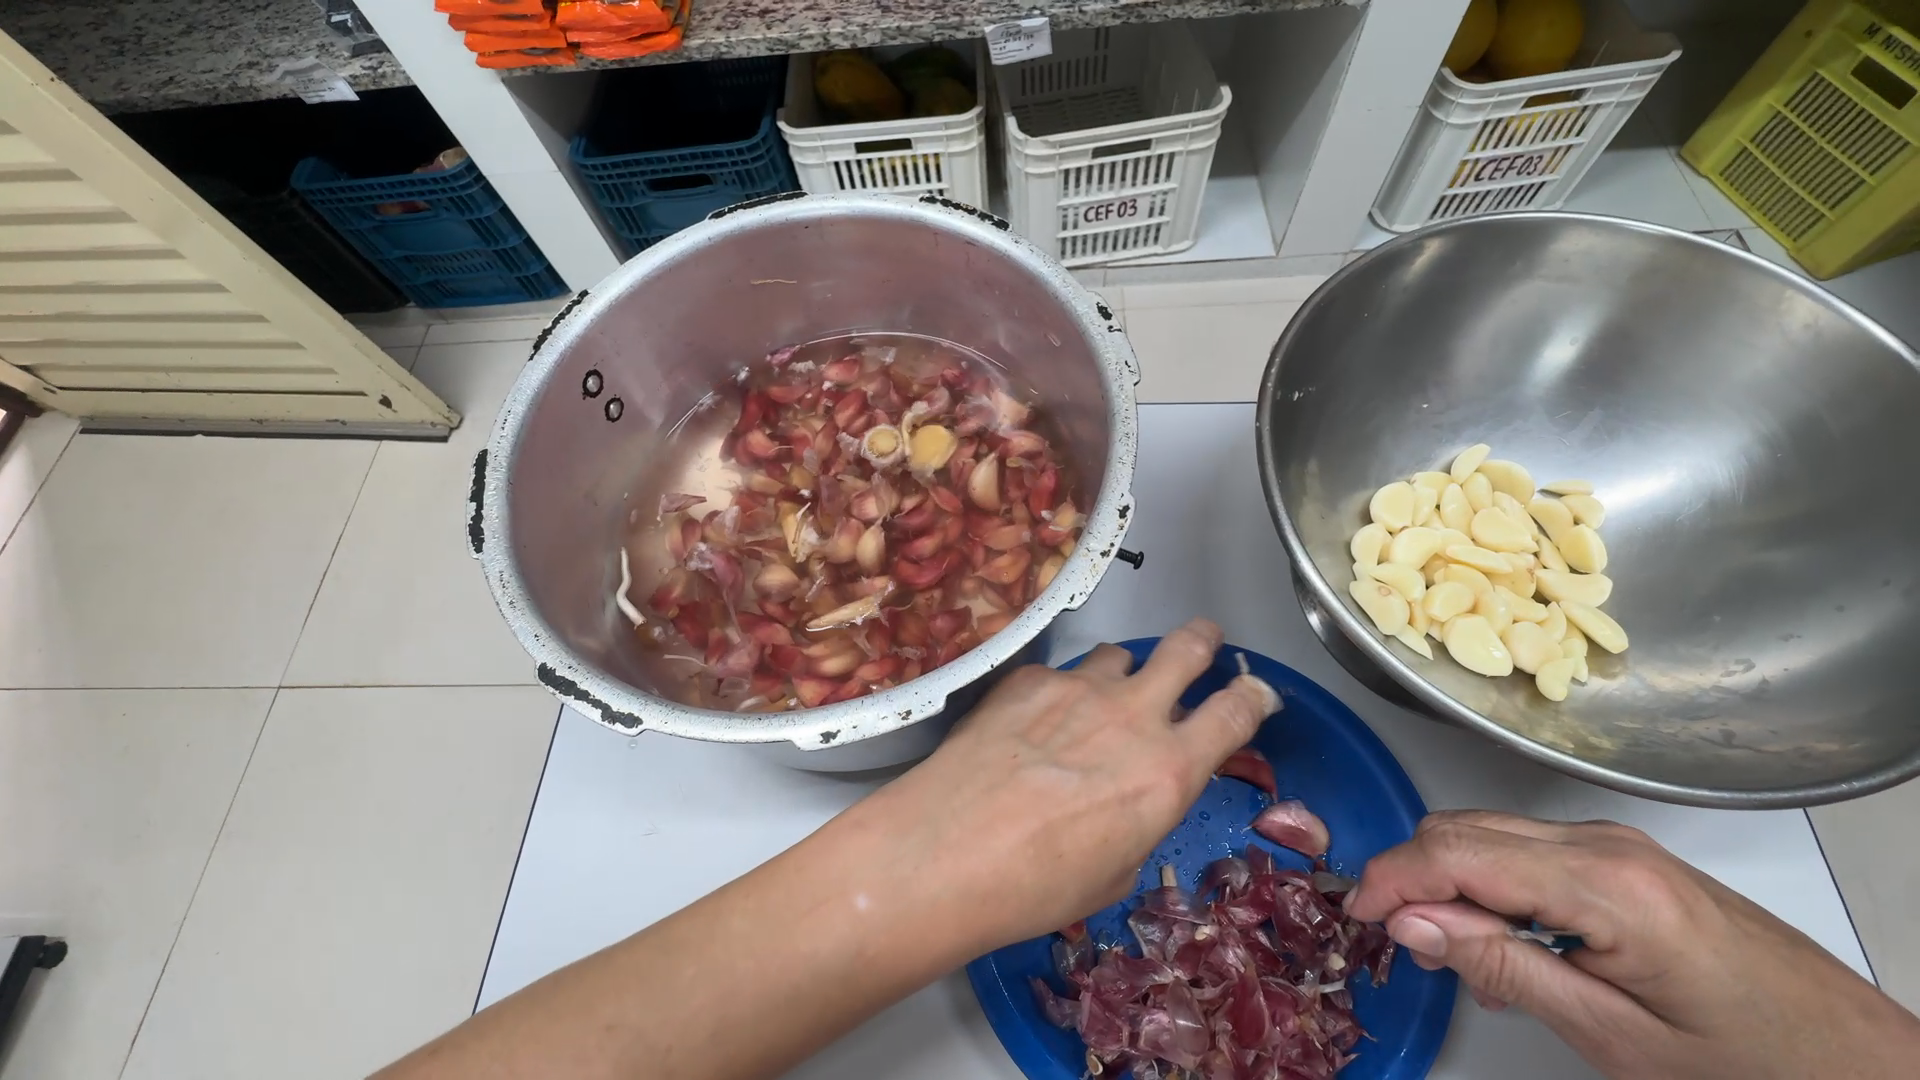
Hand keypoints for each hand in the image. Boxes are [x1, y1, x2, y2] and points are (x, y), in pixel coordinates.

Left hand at [850, 617, 1280, 953]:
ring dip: (1121, 672)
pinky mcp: (1027, 678)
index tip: (1255, 690)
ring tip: (1099, 696)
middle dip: (1202, 639)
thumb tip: (1129, 797)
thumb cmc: (1037, 886)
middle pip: (1186, 649)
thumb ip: (1138, 817)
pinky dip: (1057, 691)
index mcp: (1169, 769)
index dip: (1253, 695)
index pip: (1235, 712)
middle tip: (1202, 638)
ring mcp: (1077, 687)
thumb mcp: (1115, 870)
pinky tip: (1028, 723)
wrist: (949, 850)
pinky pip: (1058, 673)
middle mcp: (1132, 714)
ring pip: (1118, 654)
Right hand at [1346, 810, 1919, 1079]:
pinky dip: (1483, 879)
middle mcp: (1602, 842)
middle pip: (1461, 830)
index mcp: (1606, 885)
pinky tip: (1496, 936)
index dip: (1393, 878)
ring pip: (1483, 831)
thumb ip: (1504, 967)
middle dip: (1411, 877)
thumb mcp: (1616, 1038)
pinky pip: (1519, 847)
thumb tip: (1410, 922)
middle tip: (1400, 942)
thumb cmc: (1750, 1068)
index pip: (1457, 853)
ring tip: (1448, 949)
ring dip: (1444, 878)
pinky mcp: (1620, 854)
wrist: (1869, 1067)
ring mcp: (1612, 842)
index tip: (1355, 915)